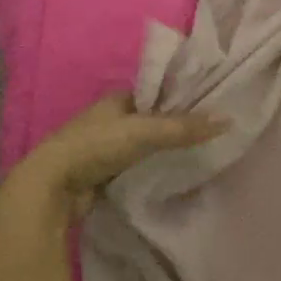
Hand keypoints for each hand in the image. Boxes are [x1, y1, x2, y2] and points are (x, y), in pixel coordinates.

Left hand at [16, 94, 226, 212]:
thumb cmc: (96, 147)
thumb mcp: (144, 132)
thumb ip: (185, 127)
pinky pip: (139, 166)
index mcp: (118, 98)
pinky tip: (176, 173)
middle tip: (213, 132)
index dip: (184, 96)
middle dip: (179, 125)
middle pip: (154, 119)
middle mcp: (111, 119)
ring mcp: (106, 147)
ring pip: (147, 144)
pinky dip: (155, 168)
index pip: (159, 92)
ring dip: (167, 149)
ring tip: (202, 153)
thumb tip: (229, 119)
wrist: (51, 188)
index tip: (214, 104)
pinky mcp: (104, 173)